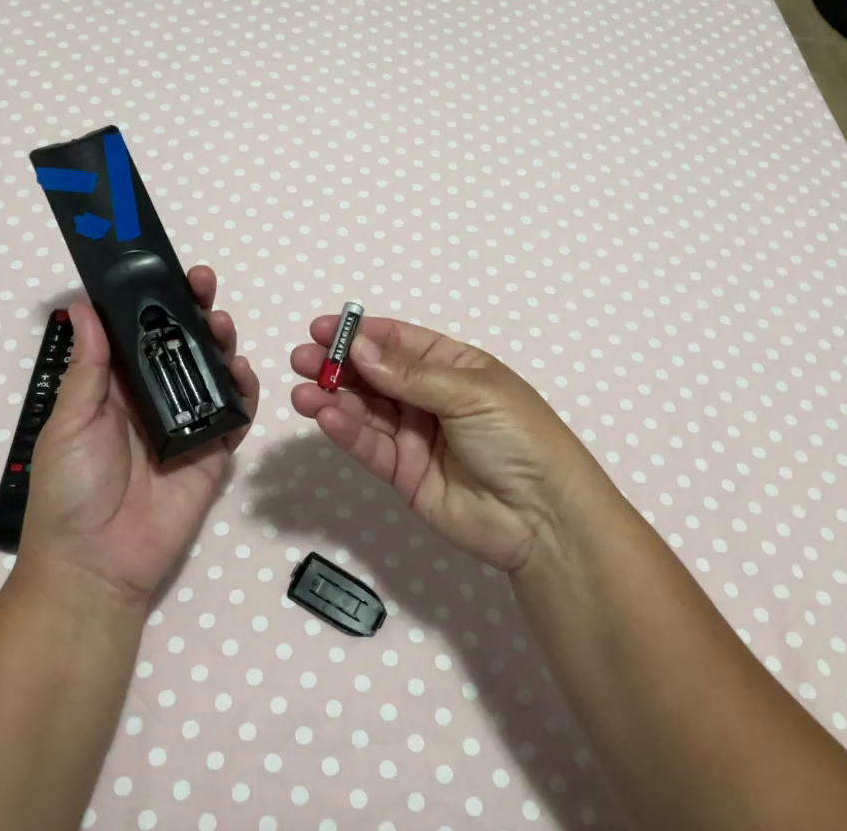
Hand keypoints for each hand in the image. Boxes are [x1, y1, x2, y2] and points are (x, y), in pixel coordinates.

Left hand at [17, 266, 258, 602]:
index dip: (155, 302)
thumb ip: (88, 368)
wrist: (98, 563)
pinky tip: (242, 372)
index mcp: (115, 389)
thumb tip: (83, 307)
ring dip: (220, 344)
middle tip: (204, 287)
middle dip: (195, 312)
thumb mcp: (70, 424)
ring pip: (213, 373)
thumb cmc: (70, 490)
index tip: (167, 272)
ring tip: (221, 326)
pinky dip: (245, 392)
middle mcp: (155, 399)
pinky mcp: (215, 452)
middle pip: (182, 347)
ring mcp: (189, 424)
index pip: (140, 335)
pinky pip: (236, 415)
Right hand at [290, 316, 611, 572]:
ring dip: (333, 399)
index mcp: (454, 367)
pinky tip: (324, 417)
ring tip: (302, 392)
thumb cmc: (519, 438)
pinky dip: (346, 432)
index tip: (322, 328)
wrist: (544, 517)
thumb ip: (410, 375)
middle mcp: (430, 398)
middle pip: (375, 376)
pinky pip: (370, 447)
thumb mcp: (470, 393)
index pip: (399, 343)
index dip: (361, 334)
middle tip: (302, 360)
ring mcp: (416, 436)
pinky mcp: (404, 474)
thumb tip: (359, 347)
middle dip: (338, 366)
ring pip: (366, 411)